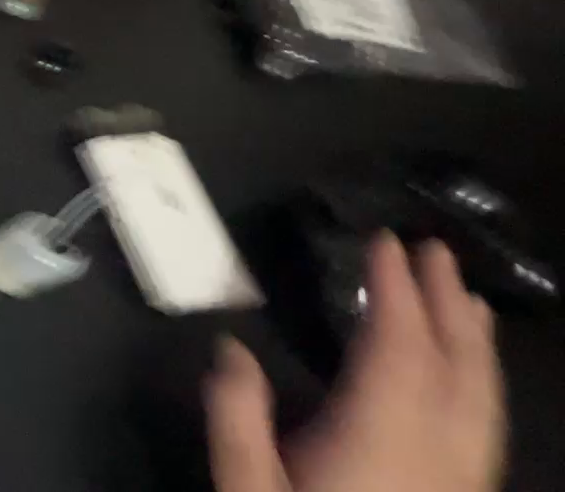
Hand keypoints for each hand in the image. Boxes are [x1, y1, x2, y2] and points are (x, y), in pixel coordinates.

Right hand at [205, 233, 504, 491]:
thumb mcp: (246, 482)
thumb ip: (237, 413)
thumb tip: (231, 347)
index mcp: (379, 438)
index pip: (398, 350)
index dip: (396, 294)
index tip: (385, 245)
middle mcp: (435, 451)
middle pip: (455, 369)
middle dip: (445, 306)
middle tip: (434, 251)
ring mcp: (457, 475)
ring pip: (481, 397)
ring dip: (471, 340)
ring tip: (464, 297)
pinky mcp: (458, 489)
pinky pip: (482, 421)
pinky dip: (479, 379)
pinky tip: (468, 371)